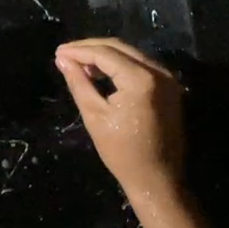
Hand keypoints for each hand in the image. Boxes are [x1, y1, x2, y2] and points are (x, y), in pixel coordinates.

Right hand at [55, 38, 185, 196]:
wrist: (157, 179)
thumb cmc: (122, 152)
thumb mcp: (94, 115)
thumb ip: (79, 82)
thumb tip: (63, 59)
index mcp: (140, 79)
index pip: (105, 53)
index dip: (79, 50)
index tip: (58, 52)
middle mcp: (158, 71)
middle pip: (119, 48)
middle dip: (91, 48)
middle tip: (65, 54)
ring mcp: (167, 78)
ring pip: (131, 54)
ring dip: (105, 55)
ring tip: (79, 63)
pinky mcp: (170, 86)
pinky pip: (141, 65)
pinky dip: (120, 64)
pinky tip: (101, 71)